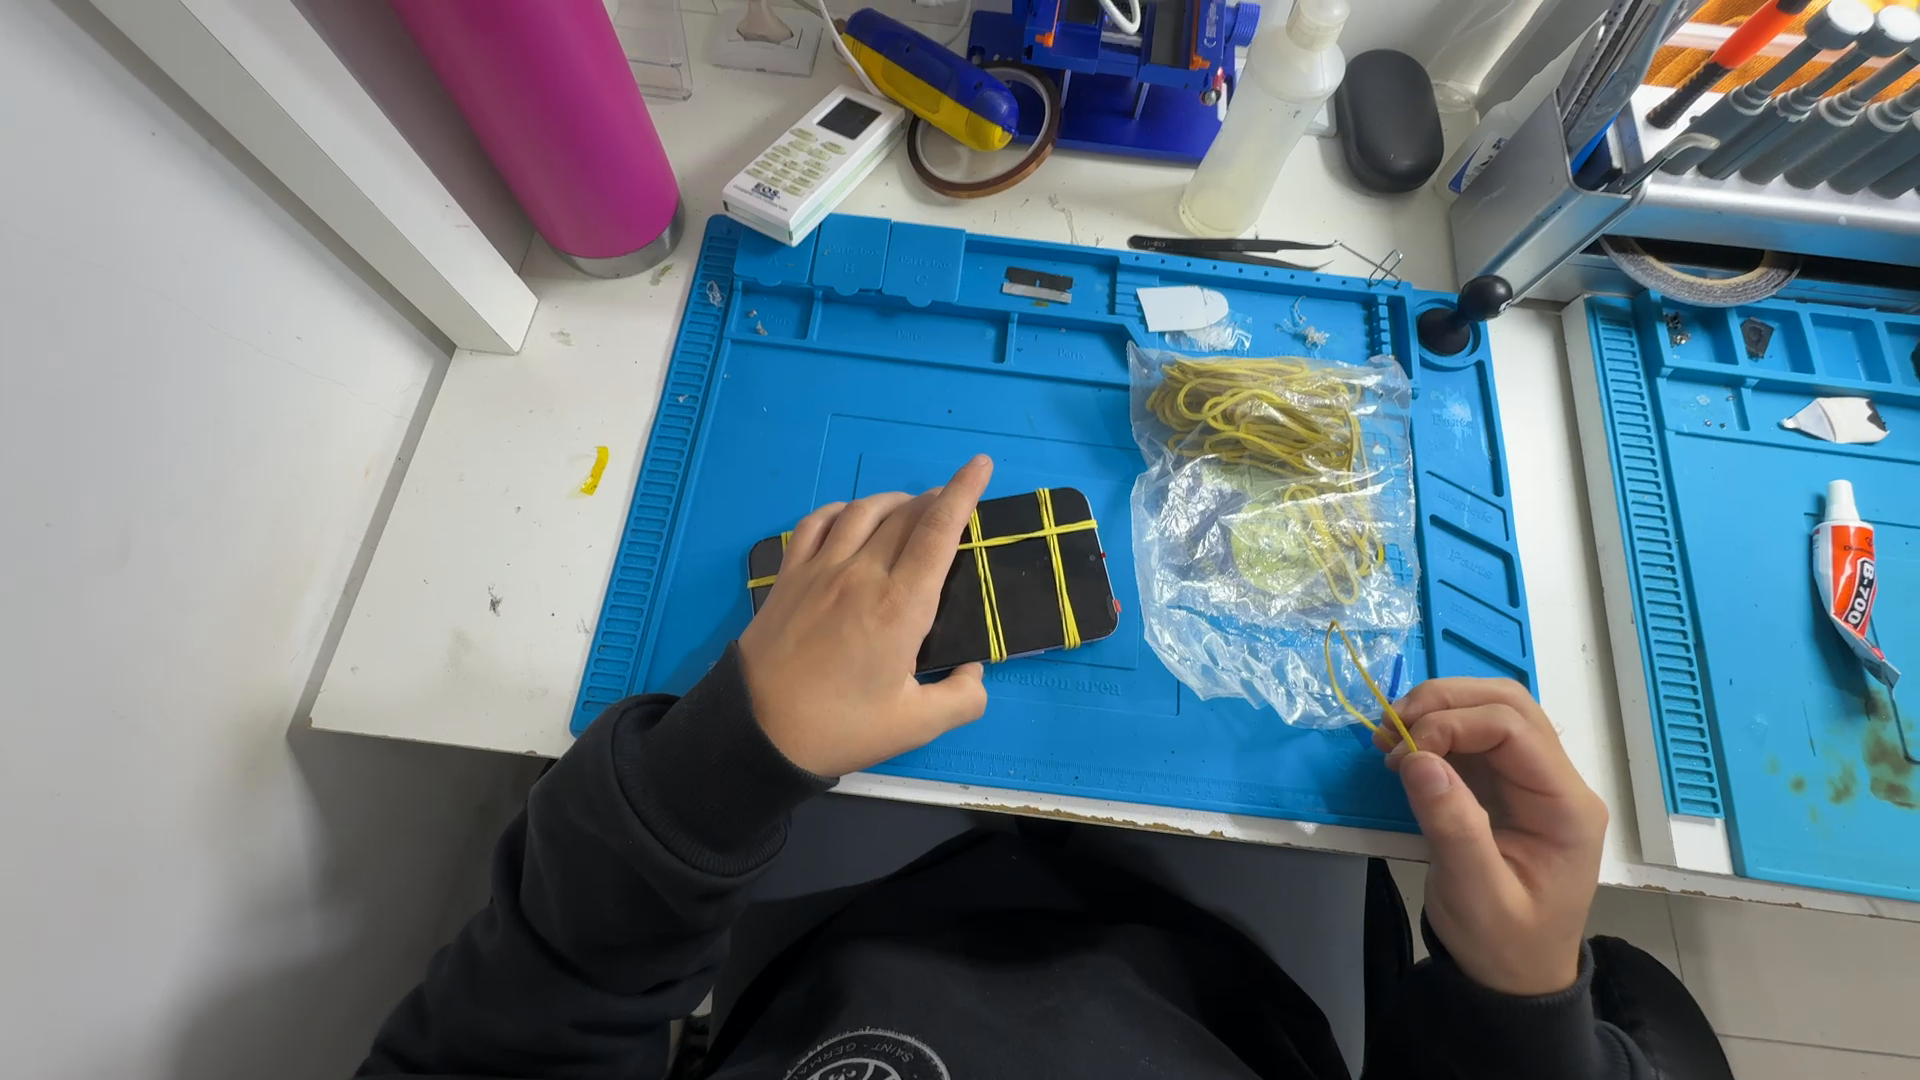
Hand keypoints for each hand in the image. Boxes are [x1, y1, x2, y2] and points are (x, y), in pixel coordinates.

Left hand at [738, 456, 994, 776]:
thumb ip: (962, 698)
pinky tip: (851, 517)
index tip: (979, 465)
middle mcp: (862, 573)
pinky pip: (817, 523)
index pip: (938, 532)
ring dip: (895, 501)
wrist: (756, 732)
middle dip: (936, 499)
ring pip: (864, 511)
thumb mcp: (916, 726)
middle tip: (952, 504)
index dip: (963, 492)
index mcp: (901, 605)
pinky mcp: (789, 576)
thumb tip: (974, 672)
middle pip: (906, 515)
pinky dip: (842, 510)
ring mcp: (820, 569)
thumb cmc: (840, 728)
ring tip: (911, 508)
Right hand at [1374, 678, 1607, 995]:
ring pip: (1486, 706)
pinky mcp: (1499, 779)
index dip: (1450, 725)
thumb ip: (1452, 826)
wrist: (1510, 971)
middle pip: (1505, 701)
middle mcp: (1554, 780)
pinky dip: (1429, 725)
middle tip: (1392, 728)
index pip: (1511, 727)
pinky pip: (1468, 729)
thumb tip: (1418, 760)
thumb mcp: (1475, 893)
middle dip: (1441, 700)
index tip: (1404, 757)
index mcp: (1564, 806)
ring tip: (1390, 737)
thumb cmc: (1501, 938)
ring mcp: (1527, 776)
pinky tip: (1400, 747)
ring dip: (1433, 708)